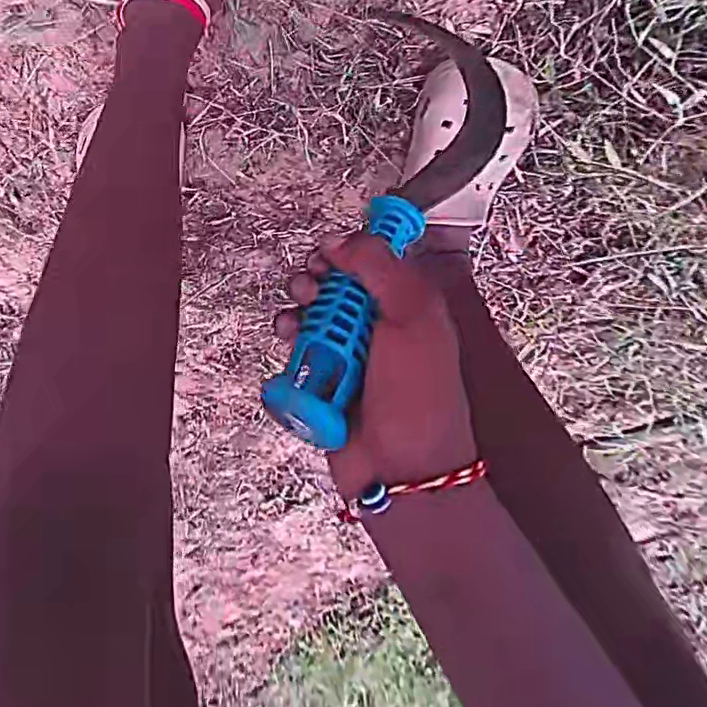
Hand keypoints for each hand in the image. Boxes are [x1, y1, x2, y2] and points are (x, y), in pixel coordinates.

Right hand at [275, 235, 477, 498]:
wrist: (400, 468)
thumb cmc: (418, 394)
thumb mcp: (413, 317)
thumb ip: (380, 268)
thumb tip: (341, 239)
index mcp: (405, 302)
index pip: (372, 257)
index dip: (349, 248)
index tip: (331, 252)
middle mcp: (375, 320)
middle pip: (335, 279)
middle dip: (317, 276)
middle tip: (313, 284)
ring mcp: (347, 347)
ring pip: (311, 307)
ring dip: (299, 305)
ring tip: (299, 315)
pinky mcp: (321, 370)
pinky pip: (296, 340)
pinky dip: (288, 334)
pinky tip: (288, 335)